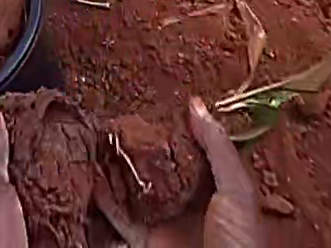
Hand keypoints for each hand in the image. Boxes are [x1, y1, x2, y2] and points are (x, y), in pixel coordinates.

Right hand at [96, 98, 265, 247]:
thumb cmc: (239, 245)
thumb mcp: (237, 193)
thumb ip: (218, 148)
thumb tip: (195, 104)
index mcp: (215, 188)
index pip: (192, 147)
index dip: (175, 124)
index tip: (154, 98)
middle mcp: (187, 203)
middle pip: (160, 166)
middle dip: (141, 143)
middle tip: (118, 114)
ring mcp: (165, 224)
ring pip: (136, 188)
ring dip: (117, 167)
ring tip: (97, 137)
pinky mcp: (146, 244)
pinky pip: (121, 219)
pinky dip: (105, 200)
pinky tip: (91, 177)